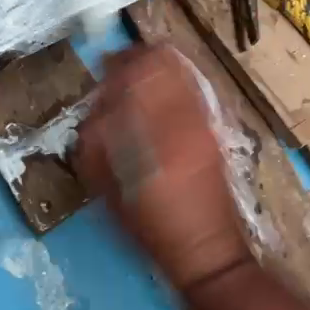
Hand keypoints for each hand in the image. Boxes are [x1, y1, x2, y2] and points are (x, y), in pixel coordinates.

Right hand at [78, 48, 252, 291]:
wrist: (209, 252)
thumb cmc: (151, 228)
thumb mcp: (110, 191)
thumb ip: (97, 143)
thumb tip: (95, 108)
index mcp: (151, 134)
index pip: (132, 75)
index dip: (115, 64)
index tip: (102, 67)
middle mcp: (182, 118)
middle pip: (159, 60)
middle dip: (135, 57)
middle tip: (118, 66)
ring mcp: (204, 119)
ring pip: (178, 66)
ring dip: (154, 63)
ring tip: (138, 73)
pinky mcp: (214, 126)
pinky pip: (192, 84)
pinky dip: (173, 76)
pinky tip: (160, 89)